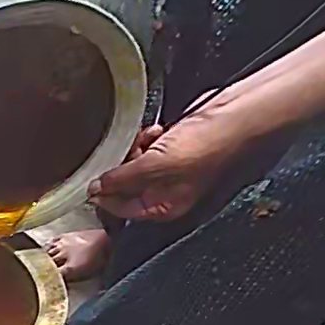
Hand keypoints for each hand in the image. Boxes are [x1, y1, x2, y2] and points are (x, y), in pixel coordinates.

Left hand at [88, 95, 254, 220]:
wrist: (234, 116)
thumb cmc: (203, 146)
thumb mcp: (154, 167)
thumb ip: (121, 180)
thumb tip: (96, 188)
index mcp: (161, 207)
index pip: (120, 209)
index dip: (104, 196)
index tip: (90, 183)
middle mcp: (164, 193)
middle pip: (125, 186)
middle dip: (121, 168)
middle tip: (124, 153)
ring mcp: (169, 171)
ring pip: (134, 165)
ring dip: (134, 150)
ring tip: (146, 139)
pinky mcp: (172, 150)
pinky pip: (148, 150)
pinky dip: (147, 140)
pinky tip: (158, 131)